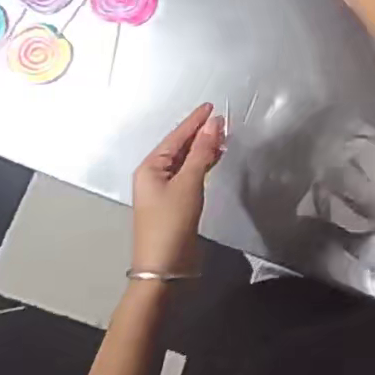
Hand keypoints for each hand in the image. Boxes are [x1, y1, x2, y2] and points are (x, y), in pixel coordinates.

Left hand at [130, 103, 224, 275]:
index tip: (211, 106)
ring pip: (186, 161)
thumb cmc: (172, 222)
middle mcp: (154, 174)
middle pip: (179, 147)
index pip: (175, 136)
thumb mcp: (188, 184)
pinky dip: (202, 164)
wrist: (165, 267)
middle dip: (200, 133)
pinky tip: (215, 158)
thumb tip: (214, 124)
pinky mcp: (176, 202)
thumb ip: (201, 152)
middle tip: (222, 120)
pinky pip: (190, 174)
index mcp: (150, 167)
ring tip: (223, 135)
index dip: (194, 121)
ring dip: (203, 148)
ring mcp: (164, 189)